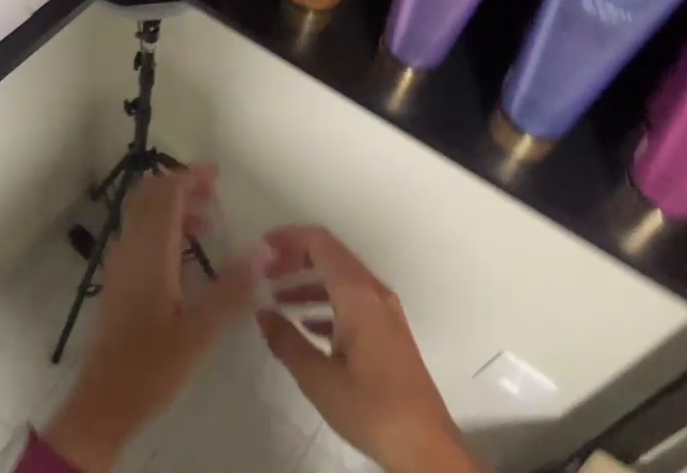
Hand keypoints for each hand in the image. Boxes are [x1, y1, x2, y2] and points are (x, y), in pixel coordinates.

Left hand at [44, 165, 263, 471]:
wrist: (105, 401)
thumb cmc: (152, 365)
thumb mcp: (200, 330)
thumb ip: (232, 287)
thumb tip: (264, 248)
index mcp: (150, 252)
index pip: (166, 194)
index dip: (189, 176)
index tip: (218, 174)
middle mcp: (130, 249)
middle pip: (149, 197)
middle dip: (180, 186)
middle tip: (214, 192)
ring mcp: (121, 264)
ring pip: (142, 216)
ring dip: (172, 208)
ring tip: (208, 223)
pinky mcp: (119, 281)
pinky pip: (139, 236)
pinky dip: (162, 229)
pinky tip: (187, 256)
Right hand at [258, 225, 476, 472]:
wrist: (426, 447)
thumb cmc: (372, 408)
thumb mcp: (319, 378)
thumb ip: (286, 340)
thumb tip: (262, 312)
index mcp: (358, 295)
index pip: (319, 243)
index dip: (287, 239)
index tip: (259, 251)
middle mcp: (374, 293)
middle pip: (329, 256)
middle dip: (293, 260)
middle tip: (261, 275)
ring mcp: (384, 311)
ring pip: (340, 279)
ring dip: (307, 283)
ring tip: (274, 300)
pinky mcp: (387, 331)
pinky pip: (351, 301)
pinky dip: (325, 303)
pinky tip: (304, 327)